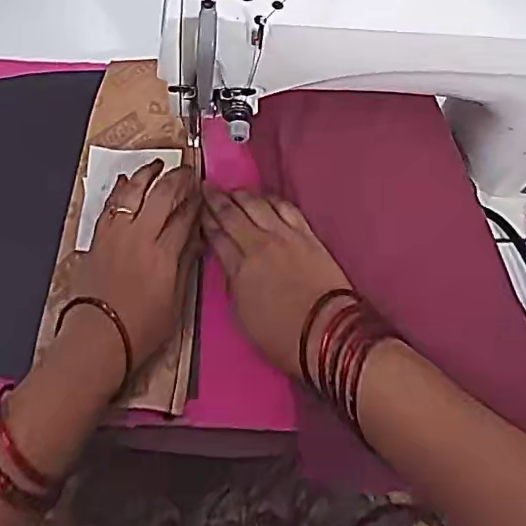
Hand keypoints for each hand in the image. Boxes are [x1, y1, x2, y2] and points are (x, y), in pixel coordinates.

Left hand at [70, 162, 201, 379]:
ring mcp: (116, 233)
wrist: (97, 338)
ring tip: (158, 164)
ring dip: (148, 174)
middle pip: (162, 195)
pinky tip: (127, 180)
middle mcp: (140, 236)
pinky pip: (111, 204)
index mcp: (163, 255)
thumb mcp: (175, 303)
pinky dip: (121, 189)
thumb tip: (195, 240)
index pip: (185, 216)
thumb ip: (185, 266)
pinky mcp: (99, 237)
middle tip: (187, 170)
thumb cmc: (140, 329)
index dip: (196, 201)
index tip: (202, 192)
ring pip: (134, 191)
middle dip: (178, 178)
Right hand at [202, 186, 354, 380]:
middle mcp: (259, 245)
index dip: (205, 221)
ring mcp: (284, 236)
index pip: (216, 236)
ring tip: (232, 191)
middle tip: (207, 188)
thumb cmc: (283, 338)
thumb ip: (234, 285)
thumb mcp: (244, 318)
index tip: (198, 209)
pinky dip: (271, 199)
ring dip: (241, 195)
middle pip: (232, 214)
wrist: (328, 333)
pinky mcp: (307, 234)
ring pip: (257, 205)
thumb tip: (230, 265)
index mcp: (240, 269)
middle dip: (215, 199)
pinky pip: (286, 207)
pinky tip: (265, 197)